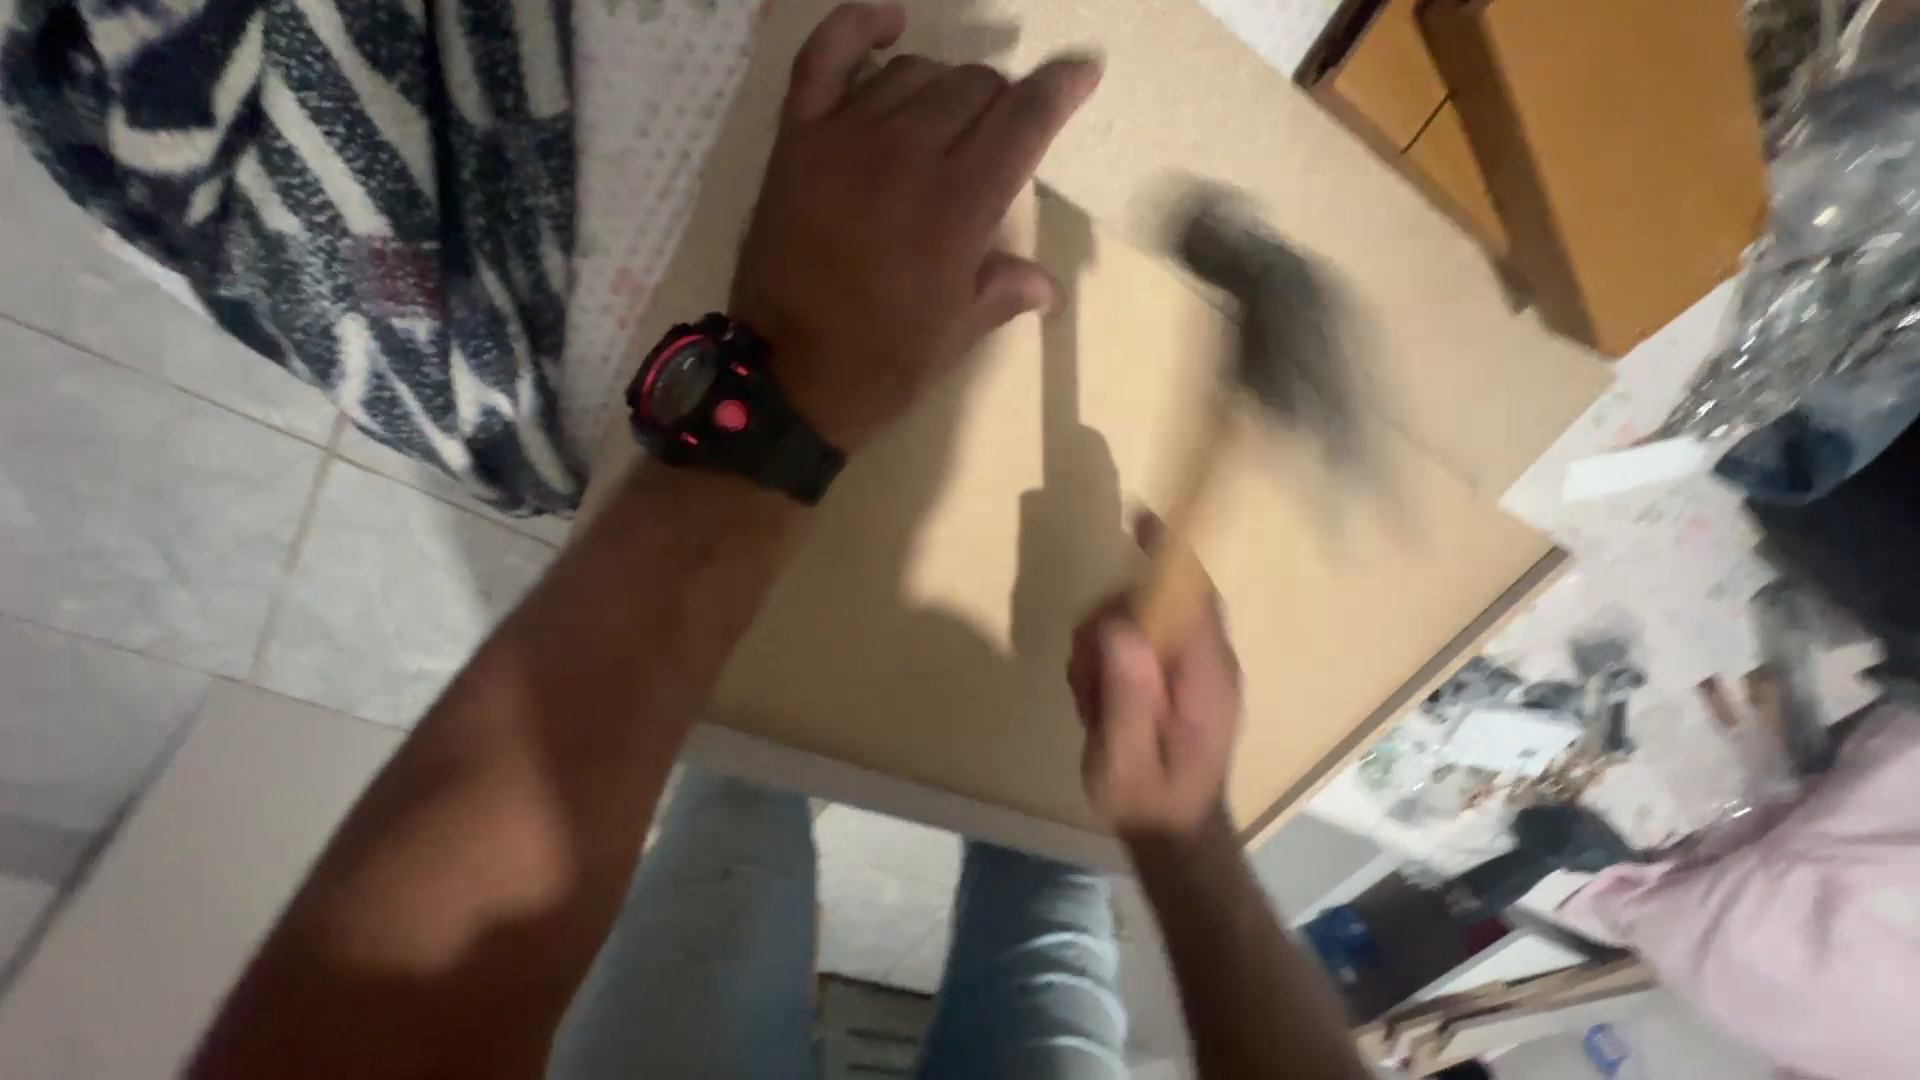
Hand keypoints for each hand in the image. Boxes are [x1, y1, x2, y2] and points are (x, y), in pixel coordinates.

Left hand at [729, 1, 1101, 449]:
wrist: (784, 378)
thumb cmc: (880, 366)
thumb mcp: (954, 337)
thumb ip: (1003, 291)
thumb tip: (1048, 285)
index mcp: (957, 209)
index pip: (1023, 120)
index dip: (1061, 88)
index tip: (1082, 72)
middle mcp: (906, 155)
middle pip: (974, 87)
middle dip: (1001, 103)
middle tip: (996, 140)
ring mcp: (845, 139)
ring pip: (916, 72)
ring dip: (946, 86)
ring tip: (948, 119)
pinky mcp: (797, 140)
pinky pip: (826, 56)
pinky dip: (859, 27)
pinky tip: (889, 23)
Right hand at [1068, 516, 1241, 840]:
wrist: (1174, 833)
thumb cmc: (1151, 801)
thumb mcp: (1126, 758)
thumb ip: (1127, 696)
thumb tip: (1118, 629)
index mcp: (1205, 672)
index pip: (1192, 593)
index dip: (1167, 553)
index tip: (1139, 520)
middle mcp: (1205, 659)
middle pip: (1155, 602)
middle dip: (1109, 625)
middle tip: (1086, 679)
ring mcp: (1191, 665)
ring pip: (1134, 621)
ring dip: (1101, 650)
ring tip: (1092, 703)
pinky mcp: (1174, 674)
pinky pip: (1133, 642)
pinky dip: (1105, 661)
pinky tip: (1098, 702)